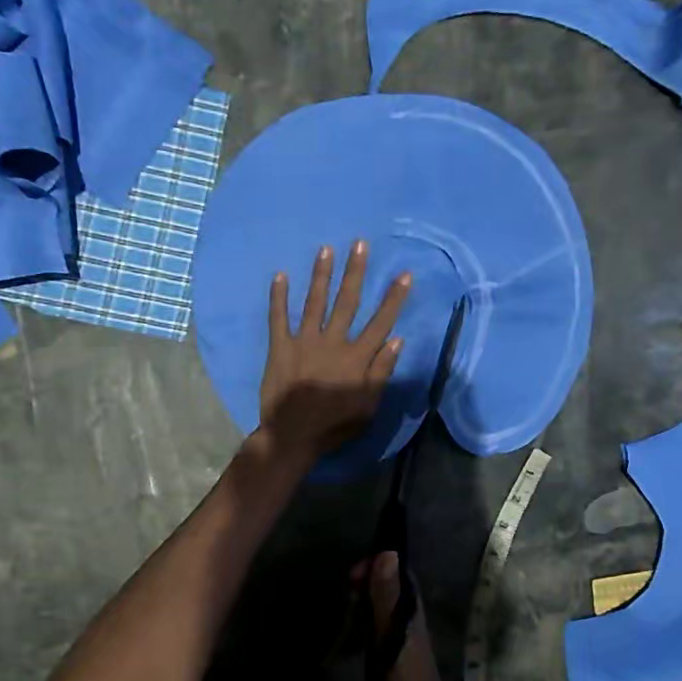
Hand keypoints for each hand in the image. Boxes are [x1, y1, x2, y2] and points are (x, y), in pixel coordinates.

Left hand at [258, 241, 410, 460]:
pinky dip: (278, 297)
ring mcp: (304, 342)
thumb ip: (382, 372)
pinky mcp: (280, 348)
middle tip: (359, 244)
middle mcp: (332, 342)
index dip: (393, 297)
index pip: (380, 322)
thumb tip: (397, 341)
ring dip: (321, 275)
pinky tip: (280, 275)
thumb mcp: (369, 405)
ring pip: (314, 302)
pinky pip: (278, 318)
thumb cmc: (335, 424)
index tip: (403, 274)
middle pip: (346, 301)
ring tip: (325, 249)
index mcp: (357, 357)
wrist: (294, 436)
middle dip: (355, 272)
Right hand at [354, 550, 445, 680]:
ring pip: (380, 606)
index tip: (352, 575)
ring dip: (361, 604)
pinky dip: (361, 624)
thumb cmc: (407, 678)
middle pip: (387, 586)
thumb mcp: (392, 633)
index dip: (376, 564)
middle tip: (345, 596)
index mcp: (412, 607)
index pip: (398, 570)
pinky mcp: (392, 652)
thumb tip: (387, 552)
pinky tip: (348, 636)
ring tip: (344, 614)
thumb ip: (388, 595)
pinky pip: (375, 627)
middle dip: (365, 584)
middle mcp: (408, 615)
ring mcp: (401, 634)